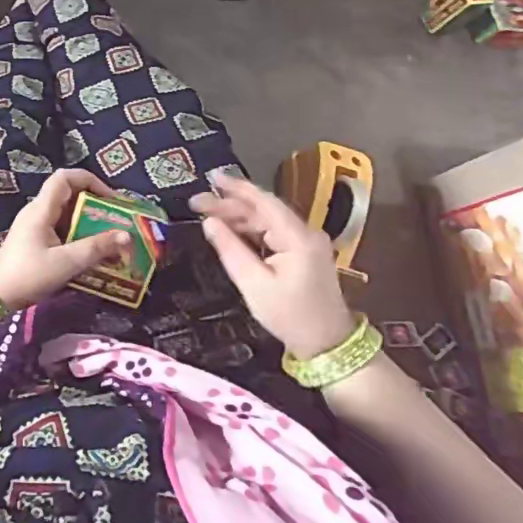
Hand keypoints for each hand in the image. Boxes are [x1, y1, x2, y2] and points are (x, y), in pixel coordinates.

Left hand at [0, 169, 130, 309]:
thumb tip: (127, 235)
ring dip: (89, 223)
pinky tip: (93, 253)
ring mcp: (35, 227)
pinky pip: (61, 231)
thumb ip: (96, 248)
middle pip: (69, 195)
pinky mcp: (35, 242)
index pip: (65, 178)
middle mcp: (37, 212)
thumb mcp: (65, 263)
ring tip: (111, 238)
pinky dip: (78, 237)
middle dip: (95, 205)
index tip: (111, 198)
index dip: (90, 180)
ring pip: (66, 215)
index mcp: (41, 209)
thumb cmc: (27, 275)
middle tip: (117, 220)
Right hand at [190, 172, 356, 358]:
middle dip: (230, 204)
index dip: (237, 188)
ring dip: (238, 216)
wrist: (326, 344)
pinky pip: (272, 232)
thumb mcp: (253, 284)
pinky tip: (229, 228)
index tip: (211, 178)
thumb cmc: (289, 316)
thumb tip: (209, 223)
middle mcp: (305, 233)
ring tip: (206, 214)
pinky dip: (250, 229)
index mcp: (297, 237)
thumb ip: (231, 249)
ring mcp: (306, 242)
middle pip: (263, 210)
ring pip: (266, 220)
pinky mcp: (302, 253)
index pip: (264, 202)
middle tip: (196, 203)